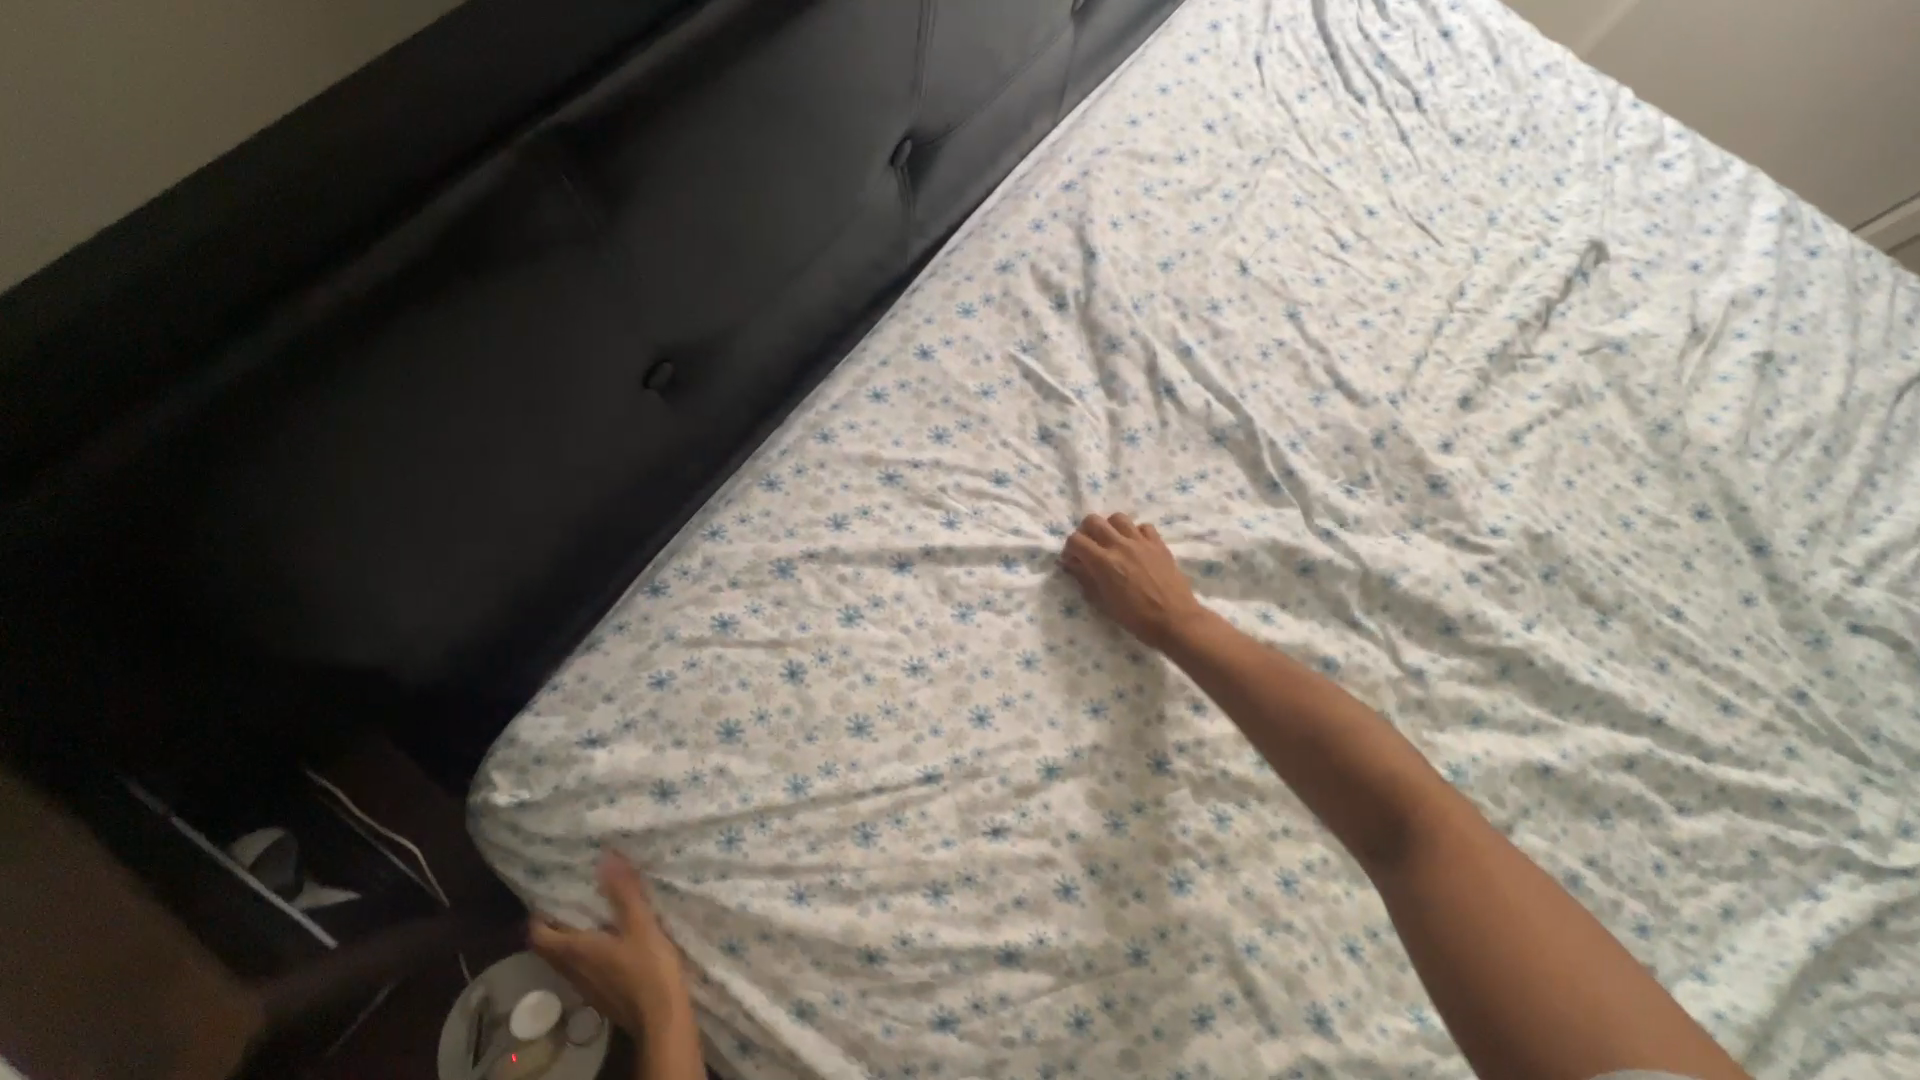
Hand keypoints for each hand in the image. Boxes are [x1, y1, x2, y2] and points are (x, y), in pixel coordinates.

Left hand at [529, 851, 691, 1035]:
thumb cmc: (648, 969)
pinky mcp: (601, 995)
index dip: (537, 917)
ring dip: (569, 940)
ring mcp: (586, 986)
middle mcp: (572, 970)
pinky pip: (582, 969)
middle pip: (548, 948)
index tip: (548, 897)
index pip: (537, 935)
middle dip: (553, 925)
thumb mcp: (641, 924)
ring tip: (591, 916)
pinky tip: (610, 943)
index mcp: (575, 951)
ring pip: (565, 960)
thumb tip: (606, 857)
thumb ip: (624, 892)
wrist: (662, 1019)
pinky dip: (586, 953)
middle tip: (571, 900)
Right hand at [1060, 513, 1208, 651]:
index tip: (1073, 560)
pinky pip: (1143, 527)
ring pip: (1118, 518)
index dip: (1070, 549)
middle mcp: (1120, 545)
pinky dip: (1136, 533)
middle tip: (1089, 548)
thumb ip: (1086, 579)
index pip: (1076, 540)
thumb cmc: (1136, 618)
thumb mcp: (1103, 603)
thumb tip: (1073, 564)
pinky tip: (1136, 547)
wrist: (1175, 620)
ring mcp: (1141, 542)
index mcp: (1103, 562)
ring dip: (1110, 528)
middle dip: (1085, 532)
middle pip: (1093, 520)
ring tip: (1112, 543)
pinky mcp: (1158, 543)